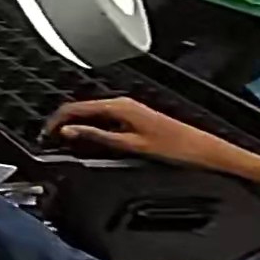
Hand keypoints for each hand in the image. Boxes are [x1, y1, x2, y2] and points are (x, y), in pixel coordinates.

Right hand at [43, 98, 259, 179]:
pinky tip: (90, 141)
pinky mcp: (135, 119)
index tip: (44, 135)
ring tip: (67, 143)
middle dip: (63, 124)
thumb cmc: (179, 149)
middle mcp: (122, 105)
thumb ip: (96, 136)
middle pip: (80, 110)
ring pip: (90, 115)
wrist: (215, 155)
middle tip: (51, 141)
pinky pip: (103, 120)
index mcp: (118, 107)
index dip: (55, 121)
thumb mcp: (132, 146)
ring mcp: (129, 111)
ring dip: (76, 127)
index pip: (74, 108)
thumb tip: (67, 130)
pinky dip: (90, 129)